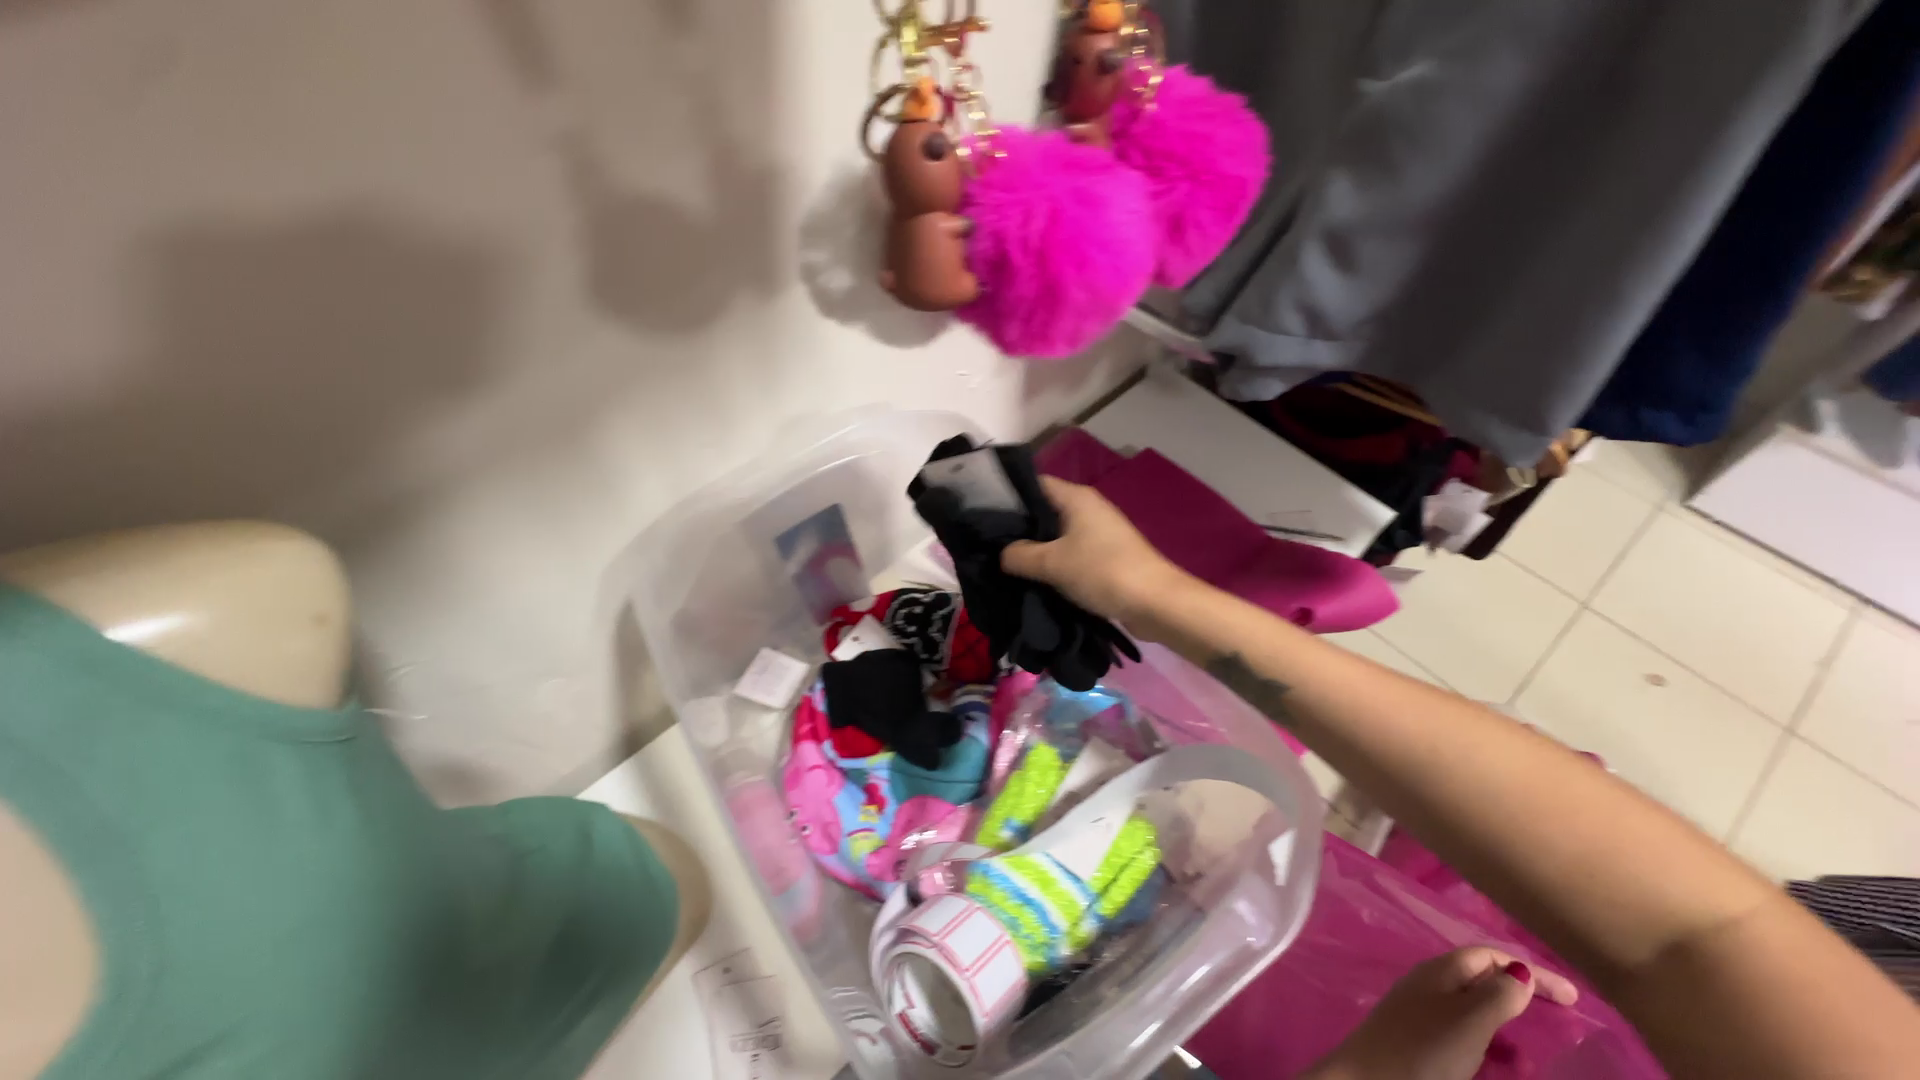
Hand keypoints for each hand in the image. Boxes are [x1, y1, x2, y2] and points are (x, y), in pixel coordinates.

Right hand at [999, 477, 1192, 636]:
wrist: (1155, 603)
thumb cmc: (1102, 571)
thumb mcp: (1052, 563)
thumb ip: (1020, 555)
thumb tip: (1002, 554)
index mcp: (1076, 498)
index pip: (1034, 484)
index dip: (1007, 496)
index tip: (981, 514)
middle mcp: (1088, 509)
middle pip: (1044, 511)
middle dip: (1018, 527)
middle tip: (988, 544)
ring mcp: (1099, 534)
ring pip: (1056, 536)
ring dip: (1035, 550)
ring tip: (1004, 564)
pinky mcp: (1105, 558)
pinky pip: (1070, 555)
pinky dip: (1053, 564)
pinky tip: (1033, 580)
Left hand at [1305, 947, 1579, 1079]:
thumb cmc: (1423, 1050)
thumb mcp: (1468, 1021)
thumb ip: (1496, 995)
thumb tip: (1519, 971)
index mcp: (1438, 971)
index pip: (1489, 956)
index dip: (1531, 970)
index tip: (1574, 998)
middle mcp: (1425, 984)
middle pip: (1479, 978)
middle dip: (1517, 992)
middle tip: (1559, 1016)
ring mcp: (1416, 1012)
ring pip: (1469, 1008)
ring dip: (1502, 1021)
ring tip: (1531, 1048)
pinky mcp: (1413, 1041)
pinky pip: (1458, 1034)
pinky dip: (1484, 1043)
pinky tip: (1497, 1064)